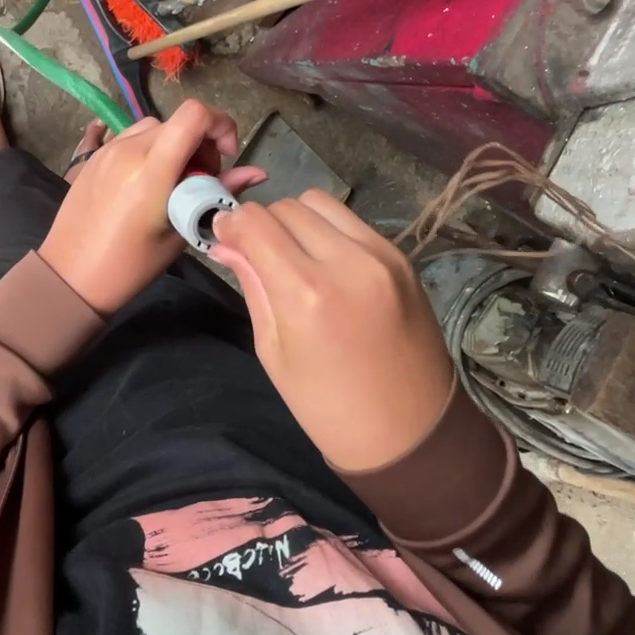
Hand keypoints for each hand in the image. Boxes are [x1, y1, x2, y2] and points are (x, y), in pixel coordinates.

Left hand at [38, 100, 263, 315]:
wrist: (71, 276)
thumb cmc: (130, 265)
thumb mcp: (180, 233)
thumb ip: (218, 196)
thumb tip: (258, 174)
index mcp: (151, 169)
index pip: (194, 114)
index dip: (221, 124)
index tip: (226, 156)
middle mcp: (128, 150)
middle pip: (178, 121)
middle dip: (201, 143)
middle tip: (203, 181)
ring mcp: (107, 150)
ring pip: (155, 127)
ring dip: (175, 144)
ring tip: (176, 183)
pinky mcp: (94, 157)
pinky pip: (132, 138)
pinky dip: (152, 149)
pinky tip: (149, 183)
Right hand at [210, 191, 454, 471]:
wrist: (411, 432)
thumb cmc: (327, 406)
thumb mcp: (274, 352)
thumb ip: (252, 285)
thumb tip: (225, 242)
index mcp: (306, 293)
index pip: (255, 222)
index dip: (231, 224)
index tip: (223, 237)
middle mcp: (346, 261)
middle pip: (286, 207)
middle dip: (262, 224)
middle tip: (257, 254)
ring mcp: (381, 255)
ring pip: (319, 202)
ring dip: (296, 220)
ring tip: (293, 255)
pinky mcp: (401, 258)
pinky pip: (352, 221)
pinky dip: (328, 231)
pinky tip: (326, 263)